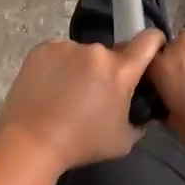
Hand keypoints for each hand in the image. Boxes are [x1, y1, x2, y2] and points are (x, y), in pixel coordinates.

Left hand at [0, 32, 166, 169]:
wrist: (30, 143)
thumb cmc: (81, 144)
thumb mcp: (123, 141)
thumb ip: (140, 121)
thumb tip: (144, 112)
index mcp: (121, 71)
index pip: (148, 40)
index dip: (153, 42)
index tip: (151, 48)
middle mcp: (97, 52)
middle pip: (111, 53)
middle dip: (108, 69)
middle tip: (94, 93)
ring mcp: (67, 47)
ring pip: (83, 54)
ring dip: (81, 68)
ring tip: (66, 94)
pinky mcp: (43, 49)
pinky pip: (59, 53)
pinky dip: (58, 66)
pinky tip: (49, 88)